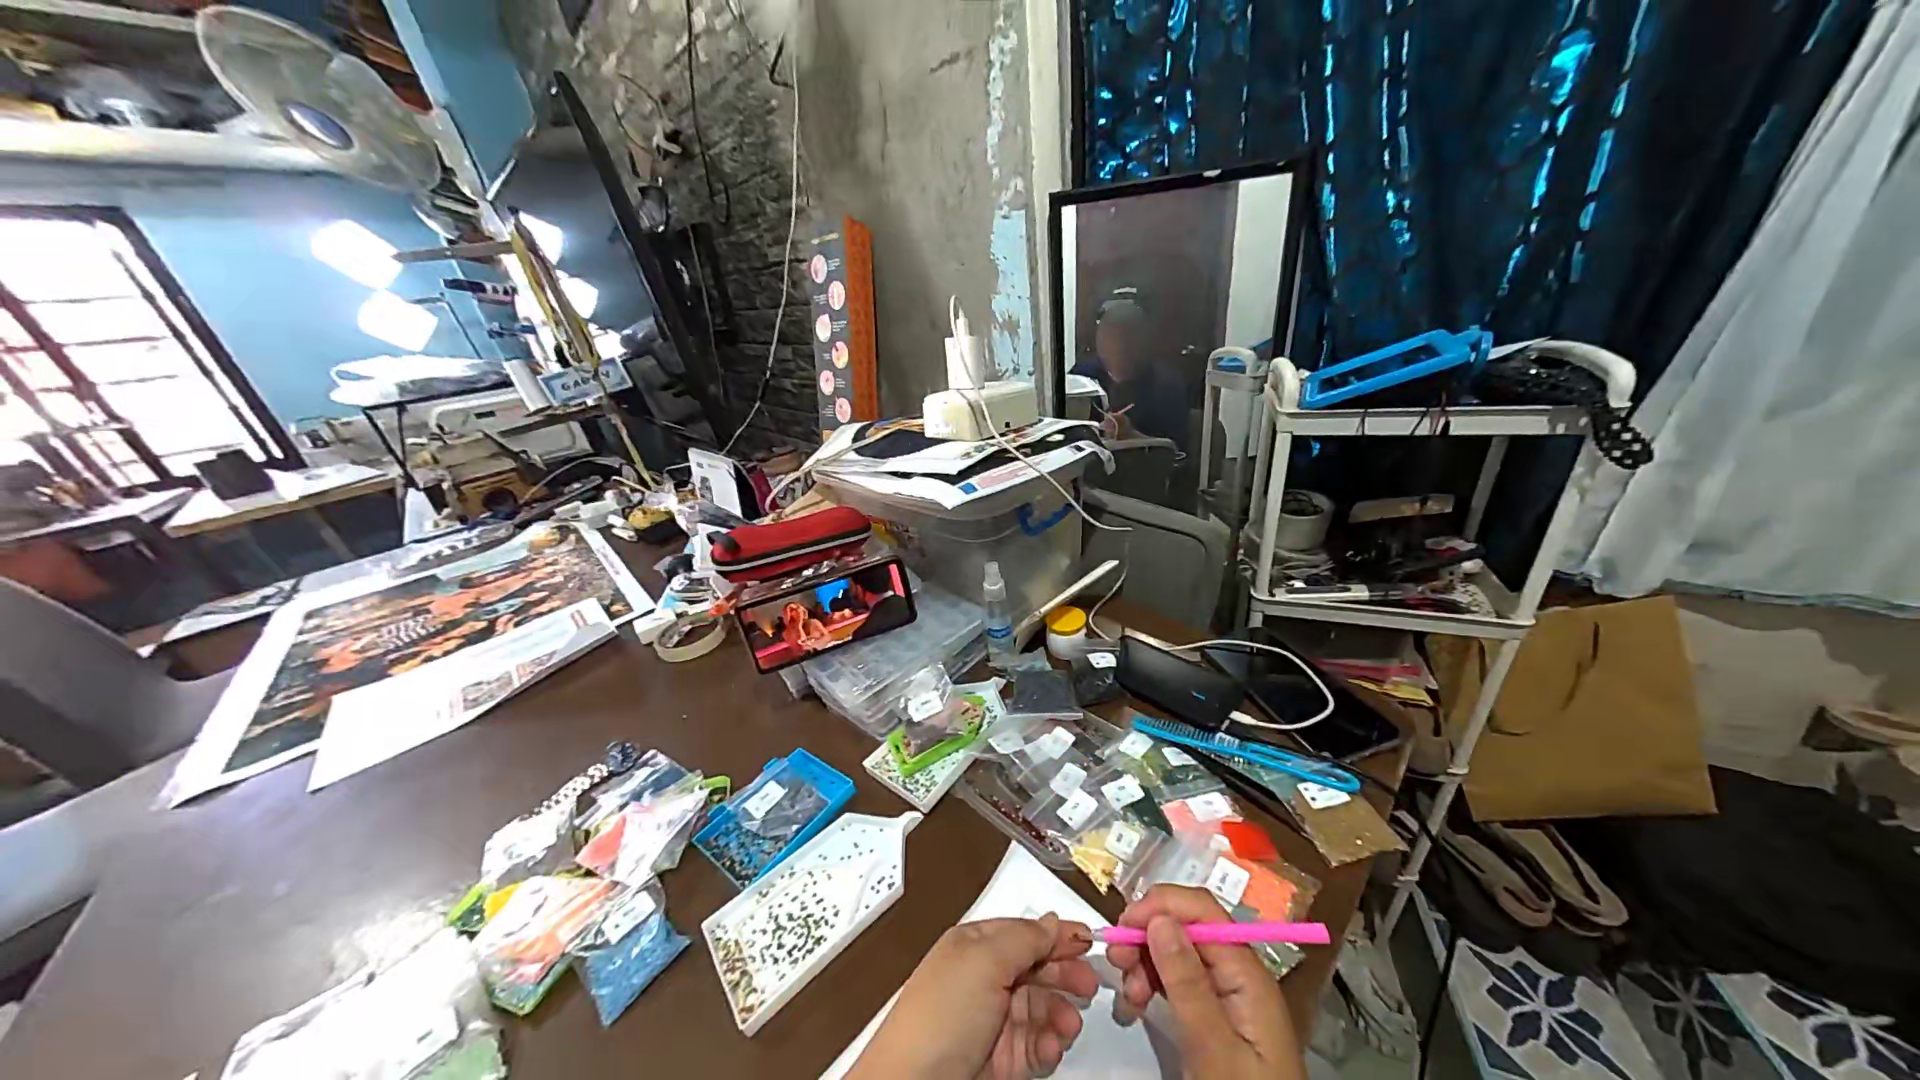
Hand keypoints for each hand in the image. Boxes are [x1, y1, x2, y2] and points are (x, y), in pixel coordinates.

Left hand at [849, 914, 1099, 1079]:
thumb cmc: (937, 1019)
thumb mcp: (984, 961)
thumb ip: (1024, 938)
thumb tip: (1052, 921)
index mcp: (974, 945)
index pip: (1024, 932)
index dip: (1056, 935)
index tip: (1088, 941)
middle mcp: (983, 979)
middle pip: (1036, 969)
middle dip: (1065, 974)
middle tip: (1088, 984)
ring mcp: (991, 1020)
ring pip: (1040, 1008)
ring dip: (1060, 1013)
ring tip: (1068, 1024)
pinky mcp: (999, 1060)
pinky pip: (1035, 1045)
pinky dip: (1049, 1044)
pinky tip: (1052, 1046)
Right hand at [1107, 885, 1303, 1079]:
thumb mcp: (1213, 1049)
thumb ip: (1186, 982)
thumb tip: (1159, 919)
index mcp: (1246, 973)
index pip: (1202, 910)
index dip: (1160, 906)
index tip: (1122, 926)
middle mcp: (1236, 973)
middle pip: (1186, 927)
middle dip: (1146, 933)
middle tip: (1116, 961)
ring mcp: (1225, 993)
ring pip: (1175, 950)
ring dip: (1144, 960)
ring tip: (1127, 994)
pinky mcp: (1212, 1013)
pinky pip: (1176, 978)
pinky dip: (1150, 982)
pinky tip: (1136, 1003)